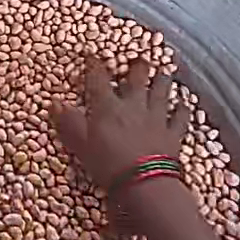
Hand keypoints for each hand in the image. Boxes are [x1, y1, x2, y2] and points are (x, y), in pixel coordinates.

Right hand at [54, 57, 191, 222]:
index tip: (92, 55)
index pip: (99, 80)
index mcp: (108, 107)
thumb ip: (68, 123)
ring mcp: (156, 118)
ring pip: (161, 93)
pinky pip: (179, 118)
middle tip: (140, 59)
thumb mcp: (80, 144)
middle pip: (137, 81)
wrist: (144, 183)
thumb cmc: (107, 163)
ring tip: (164, 73)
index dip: (94, 66)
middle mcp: (133, 106)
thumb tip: (54, 103)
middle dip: (137, 68)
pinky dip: (182, 110)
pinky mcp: (173, 134)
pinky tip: (184, 105)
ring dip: (162, 82)